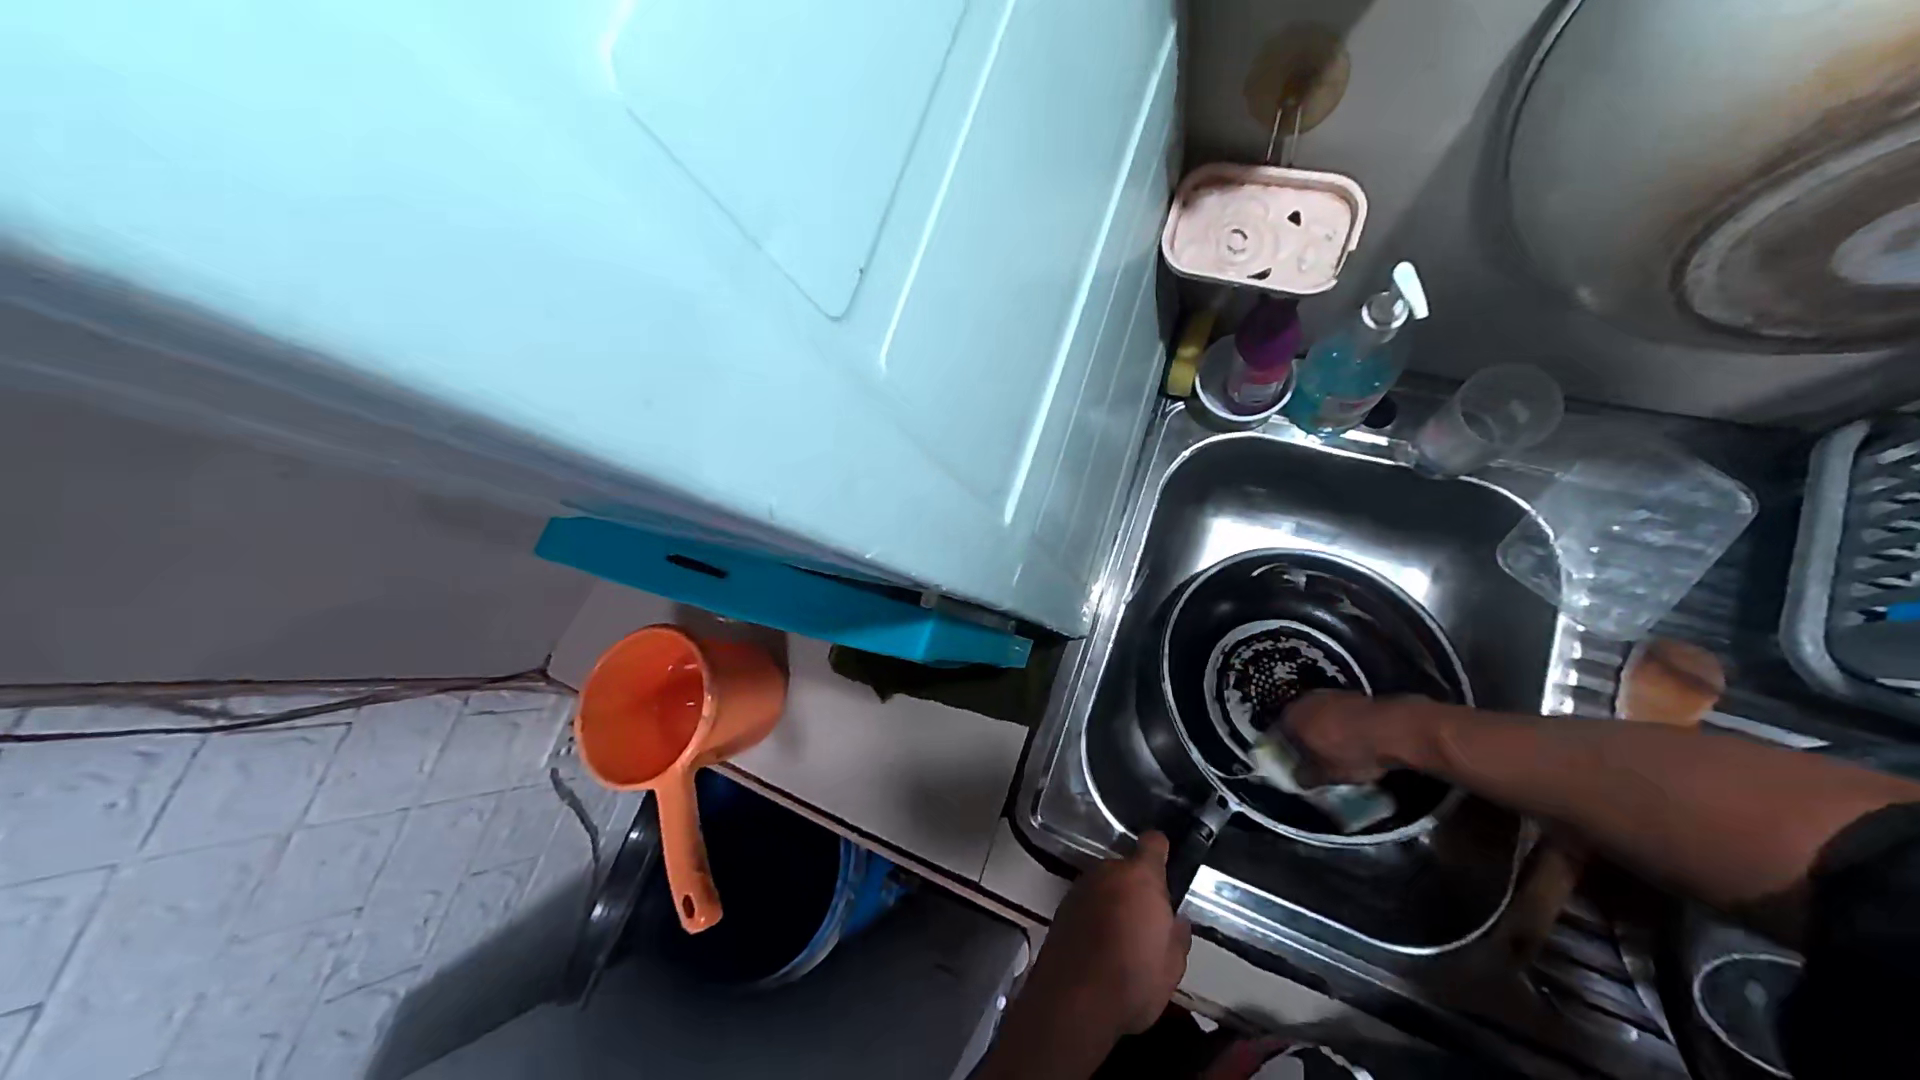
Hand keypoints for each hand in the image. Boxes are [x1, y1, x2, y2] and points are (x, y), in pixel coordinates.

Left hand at [1025, 832, 1191, 1036]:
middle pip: (1126, 868)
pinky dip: (1094, 914)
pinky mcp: (1061, 906)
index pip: (1153, 843)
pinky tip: (1098, 944)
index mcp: (1140, 878)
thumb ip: (1177, 934)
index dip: (1161, 851)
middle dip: (1137, 887)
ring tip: (1120, 937)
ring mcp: (1081, 886)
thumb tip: (1175, 920)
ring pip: (1105, 885)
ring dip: (1113, 900)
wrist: (1074, 999)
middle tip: (1146, 921)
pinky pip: (1087, 901)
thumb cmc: (1133, 980)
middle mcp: (1107, 872)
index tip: (1166, 865)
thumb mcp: (1173, 965)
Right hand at [1282, 690, 1419, 783]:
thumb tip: (1297, 778)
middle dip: (1302, 738)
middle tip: (1311, 757)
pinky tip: (1350, 739)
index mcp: (1291, 718)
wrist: (1395, 729)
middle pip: (1296, 722)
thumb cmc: (1353, 753)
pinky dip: (1339, 724)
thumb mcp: (1327, 775)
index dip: (1282, 751)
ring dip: (1321, 729)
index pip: (1276, 735)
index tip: (1290, 764)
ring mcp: (1328, 694)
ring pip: (1317, 715)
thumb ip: (1306, 776)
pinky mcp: (1351, 694)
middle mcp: (1304, 701)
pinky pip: (1336, 713)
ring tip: (1333, 749)